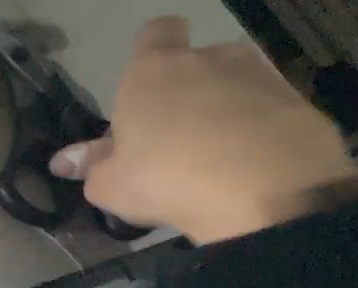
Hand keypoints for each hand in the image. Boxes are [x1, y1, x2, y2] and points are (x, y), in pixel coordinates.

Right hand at [49, 17, 357, 244]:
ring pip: (225, 84)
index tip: (140, 85)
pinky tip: (231, 162)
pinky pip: (256, 106)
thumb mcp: (106, 183)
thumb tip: (66, 159)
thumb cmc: (163, 175)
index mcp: (153, 72)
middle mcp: (208, 58)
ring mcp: (256, 73)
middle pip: (192, 63)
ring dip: (212, 108)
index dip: (149, 51)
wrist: (263, 183)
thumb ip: (91, 164)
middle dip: (179, 91)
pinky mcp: (291, 96)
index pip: (156, 33)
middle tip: (161, 136)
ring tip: (198, 154)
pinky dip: (244, 126)